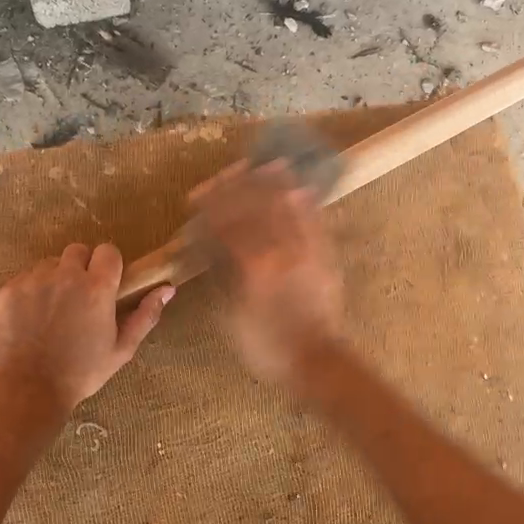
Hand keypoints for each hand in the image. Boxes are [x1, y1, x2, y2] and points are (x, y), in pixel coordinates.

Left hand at [0, 244, 173, 411]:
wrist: (28, 390)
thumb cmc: (81, 373)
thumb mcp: (122, 349)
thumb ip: (146, 315)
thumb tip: (168, 288)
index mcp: (98, 288)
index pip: (108, 251)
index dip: (109, 265)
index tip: (107, 284)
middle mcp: (66, 276)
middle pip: (77, 251)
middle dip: (81, 268)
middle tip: (80, 297)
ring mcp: (34, 281)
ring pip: (49, 264)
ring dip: (55, 279)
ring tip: (53, 310)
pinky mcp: (8, 291)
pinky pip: (24, 279)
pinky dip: (30, 292)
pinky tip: (31, 318)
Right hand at [189, 161, 342, 389]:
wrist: (316, 361)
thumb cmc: (268, 348)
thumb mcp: (232, 317)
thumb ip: (223, 280)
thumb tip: (212, 253)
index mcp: (252, 266)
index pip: (227, 223)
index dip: (211, 205)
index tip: (198, 195)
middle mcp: (280, 252)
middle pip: (257, 207)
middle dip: (240, 186)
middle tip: (228, 171)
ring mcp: (306, 252)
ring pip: (289, 208)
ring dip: (276, 184)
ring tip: (267, 162)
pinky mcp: (326, 258)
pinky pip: (316, 222)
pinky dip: (306, 202)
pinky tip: (301, 189)